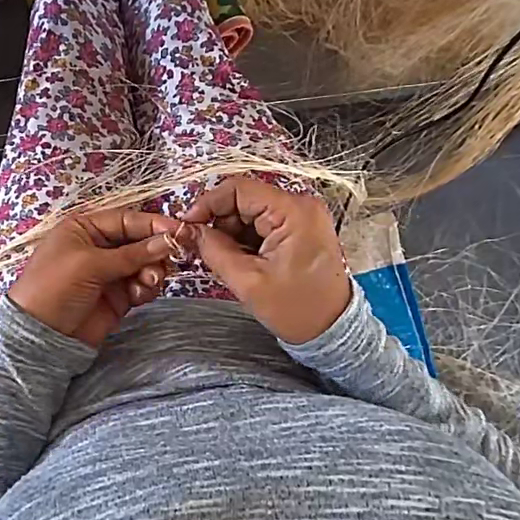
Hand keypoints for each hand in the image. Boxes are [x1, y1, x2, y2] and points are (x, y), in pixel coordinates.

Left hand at [6, 209, 185, 346]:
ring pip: (145, 263)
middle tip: (169, 260)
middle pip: (139, 241)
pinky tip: (138, 295)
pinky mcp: (117, 296)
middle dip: (155, 250)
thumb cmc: (54, 287)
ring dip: (152, 270)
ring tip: (147, 282)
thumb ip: (131, 253)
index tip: (179, 231)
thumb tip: (169, 240)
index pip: (125, 219)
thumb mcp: (89, 263)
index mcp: (84, 228)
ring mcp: (108, 272)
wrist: (41, 335)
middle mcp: (98, 247)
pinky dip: (146, 288)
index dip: (152, 224)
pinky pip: (142, 284)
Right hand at [180, 177, 351, 343]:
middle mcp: (299, 206)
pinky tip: (243, 260)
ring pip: (248, 212)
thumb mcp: (246, 280)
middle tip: (205, 248)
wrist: (332, 329)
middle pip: (242, 199)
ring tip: (228, 260)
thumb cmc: (295, 308)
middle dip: (218, 222)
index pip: (238, 189)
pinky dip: (243, 239)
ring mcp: (300, 216)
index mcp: (293, 212)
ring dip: (230, 233)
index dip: (207, 203)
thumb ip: (212, 249)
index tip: (188, 225)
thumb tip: (187, 230)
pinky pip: (259, 223)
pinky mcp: (298, 228)